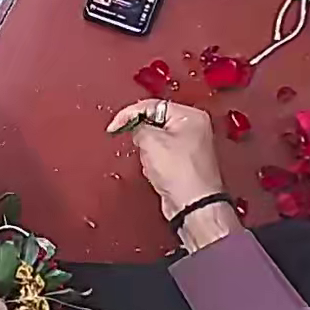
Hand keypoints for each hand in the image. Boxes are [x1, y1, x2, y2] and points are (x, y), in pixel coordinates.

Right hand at [107, 99, 242, 249]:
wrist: (193, 204)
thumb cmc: (183, 174)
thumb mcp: (150, 141)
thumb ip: (137, 126)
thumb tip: (134, 126)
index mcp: (190, 116)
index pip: (153, 105)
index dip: (130, 114)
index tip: (116, 124)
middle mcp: (193, 128)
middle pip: (155, 121)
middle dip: (143, 135)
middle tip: (141, 146)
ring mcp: (190, 145)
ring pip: (156, 139)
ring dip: (148, 151)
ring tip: (154, 164)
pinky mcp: (184, 162)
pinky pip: (161, 155)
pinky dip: (155, 162)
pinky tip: (158, 172)